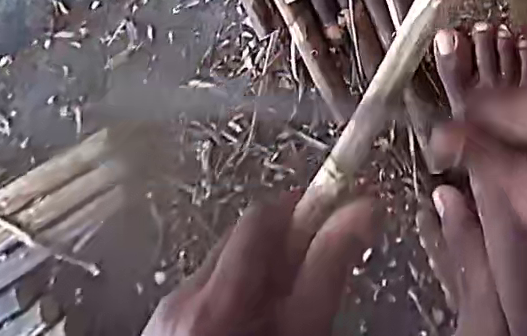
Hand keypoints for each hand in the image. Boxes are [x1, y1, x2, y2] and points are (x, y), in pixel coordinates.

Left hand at [143, 195, 377, 335]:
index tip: (343, 203)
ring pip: (229, 264)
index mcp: (215, 303)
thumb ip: (326, 273)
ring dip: (268, 269)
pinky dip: (243, 293)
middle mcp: (183, 297)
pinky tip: (262, 324)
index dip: (303, 204)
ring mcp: (166, 314)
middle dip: (290, 239)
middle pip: (245, 238)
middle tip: (331, 256)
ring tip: (297, 304)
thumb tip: (363, 209)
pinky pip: (210, 289)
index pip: (261, 217)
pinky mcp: (162, 328)